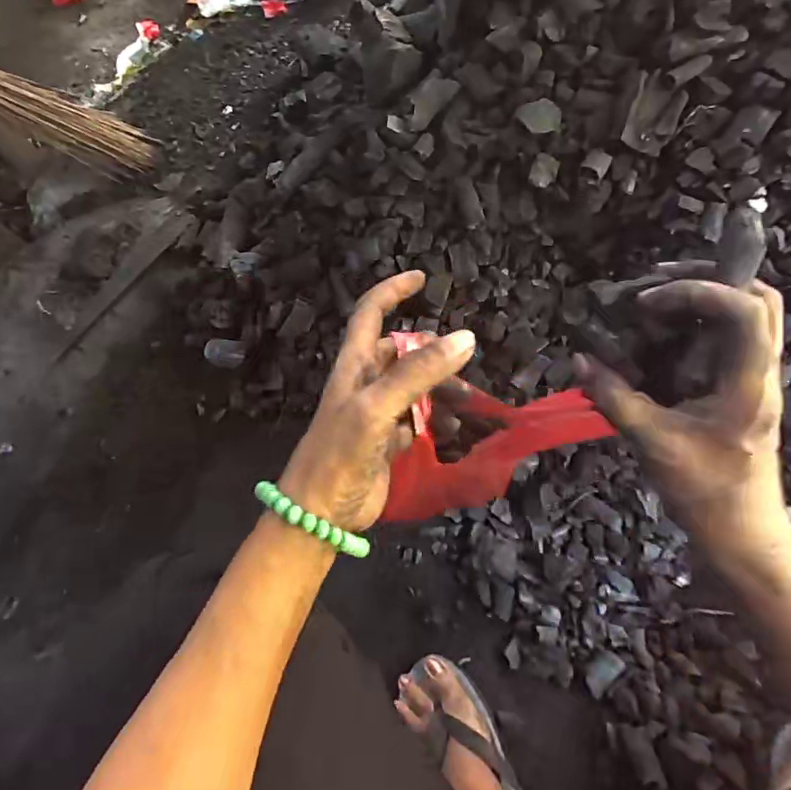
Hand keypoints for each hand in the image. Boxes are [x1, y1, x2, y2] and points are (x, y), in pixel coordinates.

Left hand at [279, 271, 476, 530]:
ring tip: (469, 408)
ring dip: (443, 393)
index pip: (370, 314)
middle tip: (465, 374)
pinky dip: (438, 422)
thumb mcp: (376, 407)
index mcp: (353, 365)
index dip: (392, 291)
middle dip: (435, 356)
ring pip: (416, 388)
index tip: (421, 277)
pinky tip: (455, 433)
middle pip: (403, 353)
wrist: (320, 512)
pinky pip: (419, 421)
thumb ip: (417, 373)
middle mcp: (364, 383)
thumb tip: (464, 338)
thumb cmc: (340, 452)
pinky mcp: (386, 441)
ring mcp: (376, 413)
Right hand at [573, 277, 790, 567]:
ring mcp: (752, 378)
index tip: (647, 303)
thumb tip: (580, 359)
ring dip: (701, 296)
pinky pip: (725, 335)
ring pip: (747, 313)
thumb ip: (614, 397)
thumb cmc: (705, 491)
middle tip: (653, 283)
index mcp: (749, 383)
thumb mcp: (652, 442)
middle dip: (706, 279)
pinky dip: (693, 321)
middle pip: (759, 299)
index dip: (698, 291)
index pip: (746, 311)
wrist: (742, 532)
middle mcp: (759, 372)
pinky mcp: (736, 387)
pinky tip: (655, 330)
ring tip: (649, 299)